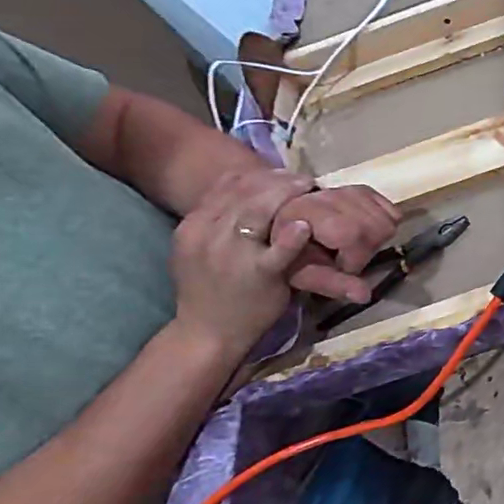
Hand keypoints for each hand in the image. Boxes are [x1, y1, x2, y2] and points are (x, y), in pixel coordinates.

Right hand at [170, 169, 314, 352]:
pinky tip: (305, 226)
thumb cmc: (214, 287)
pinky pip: (275, 251)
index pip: (225, 188)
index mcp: (193, 227)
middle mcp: (206, 236)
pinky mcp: (256, 274)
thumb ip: (220, 221)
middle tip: (304, 179)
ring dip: (287, 197)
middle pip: (243, 195)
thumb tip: (249, 189)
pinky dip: (290, 237)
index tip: (284, 172)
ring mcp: (229, 255)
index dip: (260, 176)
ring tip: (310, 190)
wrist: (207, 331)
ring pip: (256, 214)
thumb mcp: (205, 248)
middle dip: (278, 182)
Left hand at [271, 185, 401, 301]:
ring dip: (376, 241)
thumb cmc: (290, 255)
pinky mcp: (363, 190)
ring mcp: (348, 191)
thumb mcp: (302, 274)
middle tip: (348, 259)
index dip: (353, 260)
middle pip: (375, 228)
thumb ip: (332, 284)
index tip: (339, 269)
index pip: (352, 235)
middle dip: (366, 251)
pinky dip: (386, 225)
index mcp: (306, 215)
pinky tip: (367, 232)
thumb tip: (365, 296)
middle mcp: (329, 197)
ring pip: (389, 221)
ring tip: (356, 247)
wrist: (283, 227)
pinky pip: (392, 211)